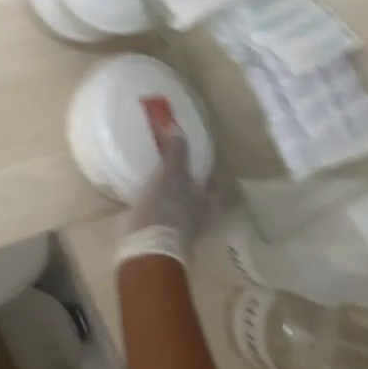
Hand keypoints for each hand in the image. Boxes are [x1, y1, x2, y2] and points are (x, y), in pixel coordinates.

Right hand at [116, 131, 215, 266]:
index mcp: (211, 204)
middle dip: (194, 183)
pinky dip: (158, 203)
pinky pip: (163, 212)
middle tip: (181, 165)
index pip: (222, 186)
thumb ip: (177, 151)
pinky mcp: (161, 232)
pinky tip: (146, 192)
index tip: (205, 159)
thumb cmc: (167, 207)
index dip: (216, 173)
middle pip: (203, 196)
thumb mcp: (172, 173)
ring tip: (162, 176)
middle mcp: (201, 217)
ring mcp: (181, 227)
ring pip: (183, 205)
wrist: (145, 242)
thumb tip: (176, 126)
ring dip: (175, 194)